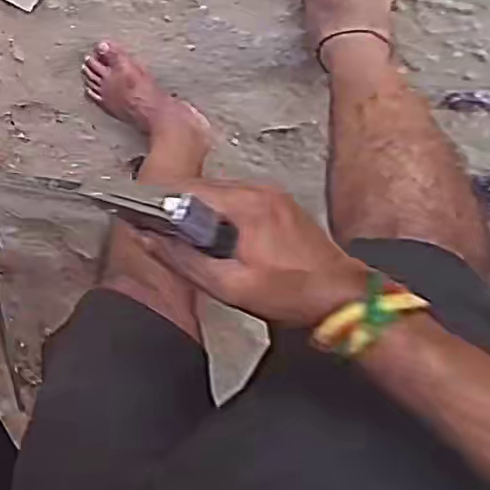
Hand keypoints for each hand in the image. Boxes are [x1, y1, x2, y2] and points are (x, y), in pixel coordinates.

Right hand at [127, 177, 372, 327]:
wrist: (347, 302)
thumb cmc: (294, 295)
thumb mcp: (226, 285)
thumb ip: (179, 259)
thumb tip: (144, 239)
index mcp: (246, 205)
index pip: (183, 188)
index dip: (156, 203)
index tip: (142, 217)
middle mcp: (259, 191)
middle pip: (196, 186)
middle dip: (173, 205)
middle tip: (158, 230)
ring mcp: (270, 195)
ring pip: (212, 190)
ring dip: (192, 207)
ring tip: (183, 234)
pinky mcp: (276, 202)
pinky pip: (230, 196)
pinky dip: (212, 209)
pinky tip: (210, 233)